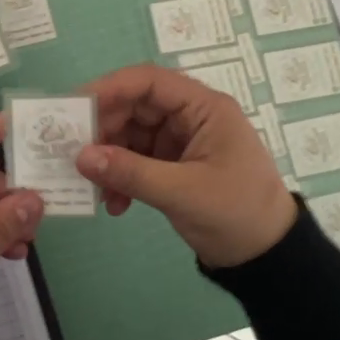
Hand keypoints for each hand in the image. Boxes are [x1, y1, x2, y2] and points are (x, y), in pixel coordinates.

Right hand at [77, 64, 296, 267]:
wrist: (266, 257)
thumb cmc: (236, 213)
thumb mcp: (183, 193)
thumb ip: (131, 172)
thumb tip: (81, 156)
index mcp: (203, 108)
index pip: (149, 82)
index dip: (110, 88)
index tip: (75, 107)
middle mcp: (189, 117)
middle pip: (134, 107)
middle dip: (103, 130)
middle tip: (73, 152)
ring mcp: (179, 141)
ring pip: (130, 135)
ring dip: (109, 159)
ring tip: (92, 186)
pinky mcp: (172, 166)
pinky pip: (135, 160)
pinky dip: (120, 178)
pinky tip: (113, 204)